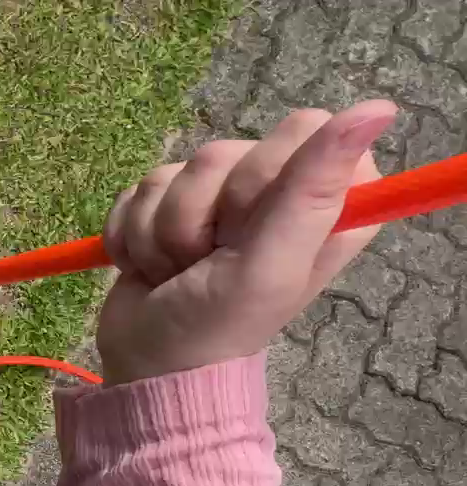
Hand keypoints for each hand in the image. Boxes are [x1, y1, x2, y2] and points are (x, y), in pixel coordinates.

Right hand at [96, 100, 397, 384]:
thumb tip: (375, 107)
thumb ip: (311, 192)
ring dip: (154, 234)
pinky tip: (143, 265)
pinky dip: (125, 237)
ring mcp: (209, 202)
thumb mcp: (268, 266)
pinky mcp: (156, 215)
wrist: (148, 364)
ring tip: (170, 271)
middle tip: (200, 261)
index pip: (294, 132)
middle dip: (191, 217)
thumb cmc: (214, 325)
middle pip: (218, 154)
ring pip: (165, 177)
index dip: (254, 183)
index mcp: (324, 195)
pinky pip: (130, 197)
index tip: (241, 234)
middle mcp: (270, 190)